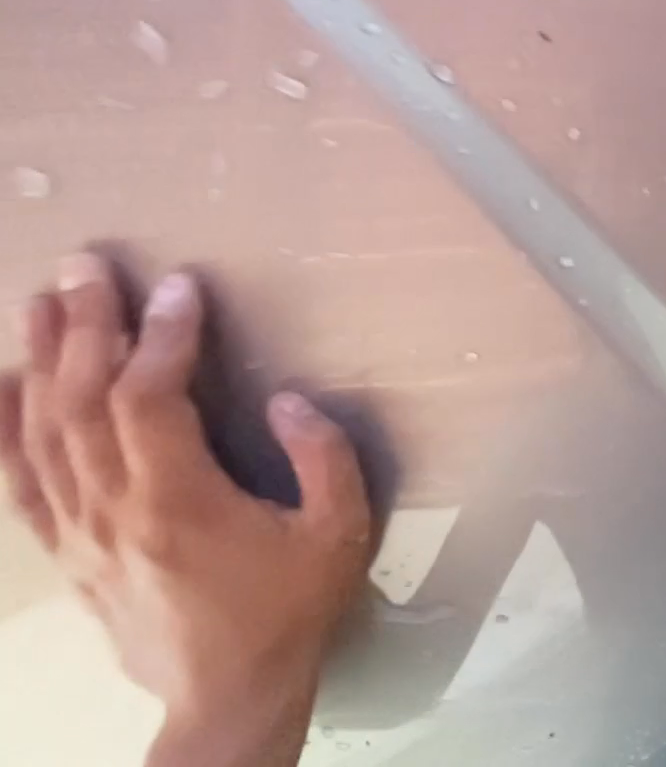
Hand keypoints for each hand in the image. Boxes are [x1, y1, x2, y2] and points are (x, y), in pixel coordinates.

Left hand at [0, 254, 371, 765]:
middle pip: (80, 403)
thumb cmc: (294, 603)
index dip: (165, 337)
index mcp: (178, 500)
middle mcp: (110, 508)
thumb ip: (323, 458)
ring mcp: (76, 531)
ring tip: (41, 303)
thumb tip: (289, 399)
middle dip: (83, 328)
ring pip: (39, 431)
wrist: (227, 689)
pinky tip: (4, 386)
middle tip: (85, 267)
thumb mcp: (339, 528)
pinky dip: (3, 425)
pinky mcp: (67, 548)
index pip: (153, 400)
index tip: (179, 286)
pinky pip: (18, 478)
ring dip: (39, 361)